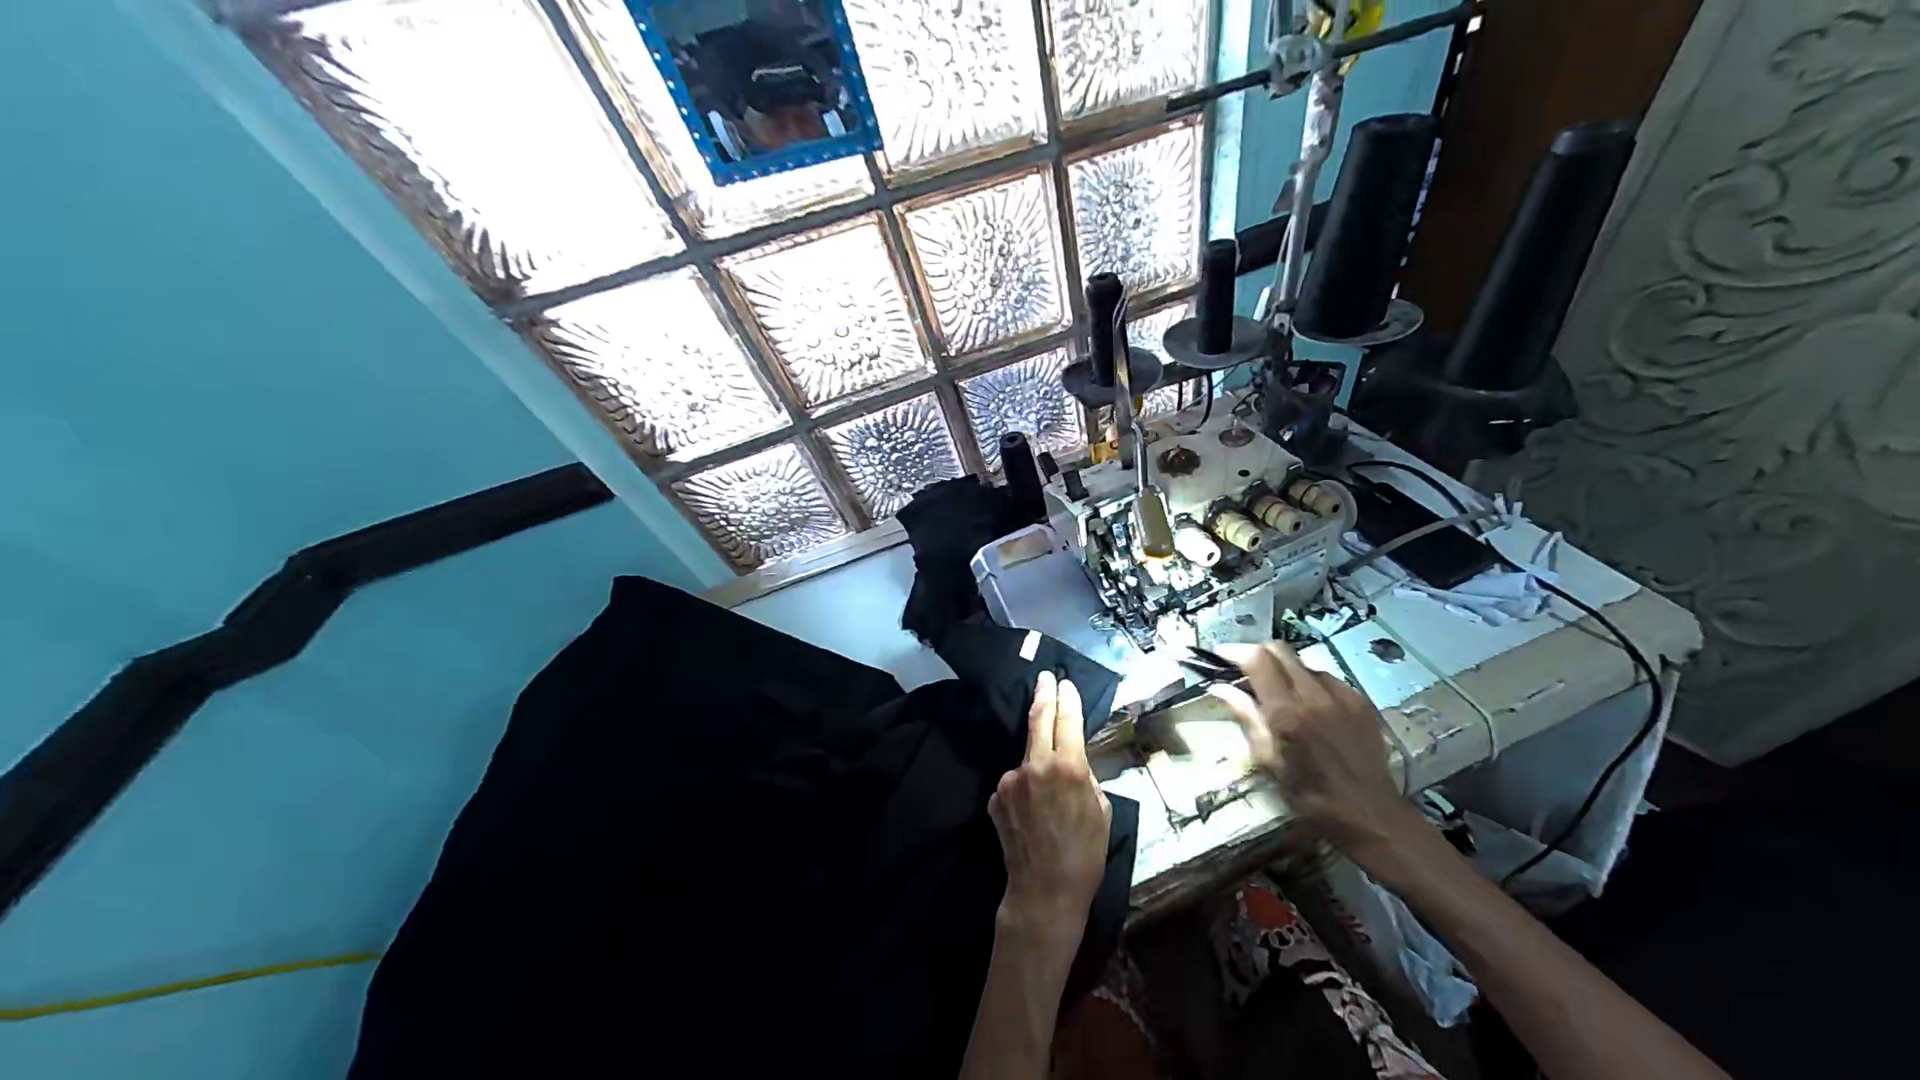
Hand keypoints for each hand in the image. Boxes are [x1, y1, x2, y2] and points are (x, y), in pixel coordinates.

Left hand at [988, 671, 1112, 951]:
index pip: (1068, 721)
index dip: (1067, 699)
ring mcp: (1010, 780)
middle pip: (1038, 719)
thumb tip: (1075, 761)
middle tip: (1044, 677)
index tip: (1065, 683)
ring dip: (1037, 764)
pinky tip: (1034, 814)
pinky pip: (1015, 783)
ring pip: (1027, 759)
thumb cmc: (1084, 854)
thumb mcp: (1101, 811)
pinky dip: (1025, 788)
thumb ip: (1086, 777)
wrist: (1044, 890)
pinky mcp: (995, 796)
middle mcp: (1035, 766)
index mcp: (1069, 768)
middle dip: (1043, 694)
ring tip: (1050, 798)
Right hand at [1209, 642, 1425, 865]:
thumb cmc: (1310, 794)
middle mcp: (1315, 696)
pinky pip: (1327, 678)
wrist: (1371, 813)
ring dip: (1284, 669)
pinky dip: (1309, 683)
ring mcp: (1343, 696)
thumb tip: (1219, 687)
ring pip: (1303, 663)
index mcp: (1288, 713)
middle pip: (1280, 650)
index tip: (1220, 655)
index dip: (1235, 651)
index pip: (1258, 660)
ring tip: (1278, 691)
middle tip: (1244, 669)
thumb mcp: (1268, 760)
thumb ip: (1246, 717)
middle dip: (1257, 653)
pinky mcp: (1361, 701)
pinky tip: (1308, 704)